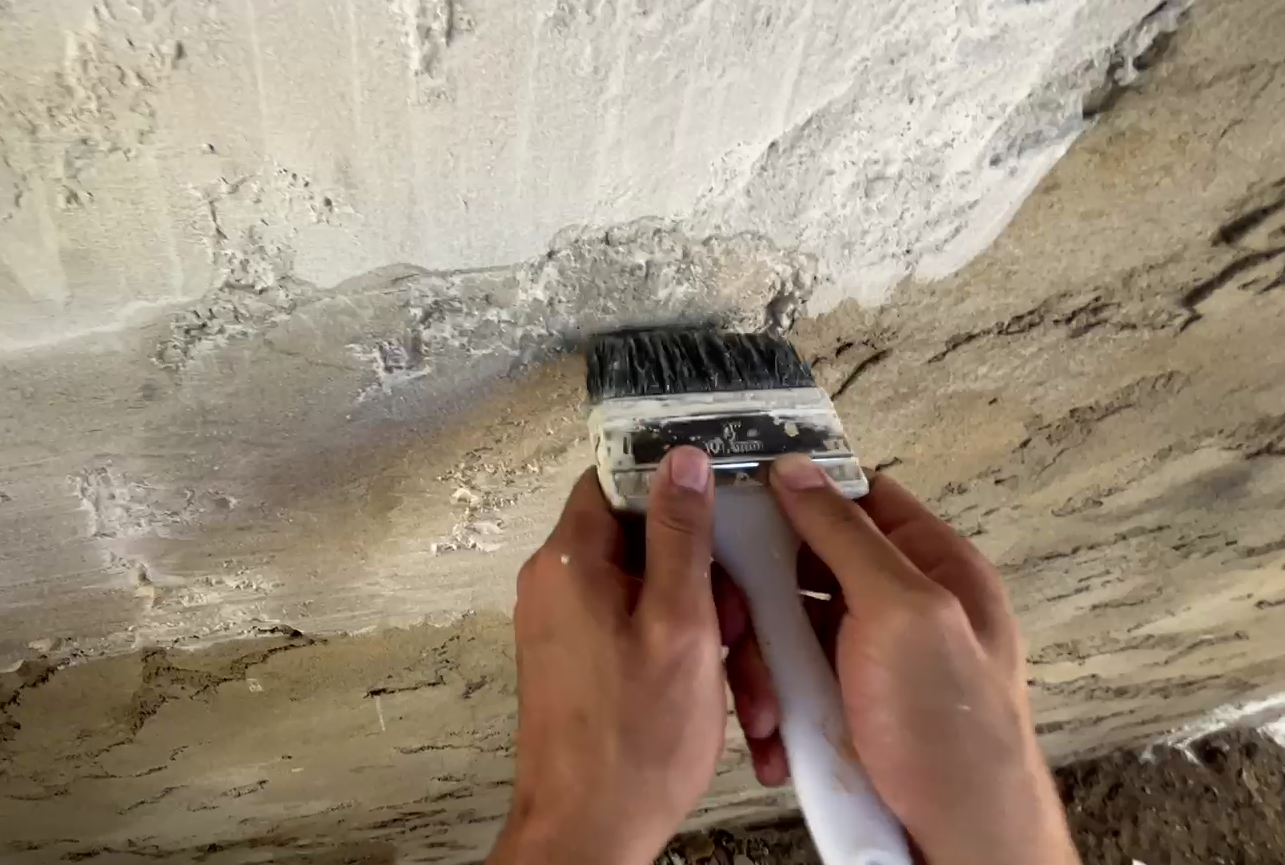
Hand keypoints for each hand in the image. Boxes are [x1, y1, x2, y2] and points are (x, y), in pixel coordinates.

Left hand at [489, 451, 727, 864]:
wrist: (585, 827)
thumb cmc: (637, 734)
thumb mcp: (679, 623)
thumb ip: (681, 535)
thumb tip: (680, 457)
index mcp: (568, 556)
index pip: (610, 481)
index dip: (663, 486)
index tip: (715, 511)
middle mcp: (552, 577)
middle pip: (632, 539)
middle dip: (694, 575)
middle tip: (733, 628)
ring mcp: (557, 615)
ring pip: (637, 587)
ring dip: (692, 620)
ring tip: (732, 677)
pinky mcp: (569, 649)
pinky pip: (624, 621)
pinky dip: (667, 642)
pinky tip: (706, 688)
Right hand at [723, 455, 1078, 864]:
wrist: (956, 854)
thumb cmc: (952, 736)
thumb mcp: (904, 615)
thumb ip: (844, 536)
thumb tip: (792, 467)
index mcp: (932, 564)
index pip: (857, 493)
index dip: (799, 487)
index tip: (739, 491)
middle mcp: (896, 596)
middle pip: (802, 553)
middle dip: (761, 585)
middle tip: (736, 613)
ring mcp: (861, 644)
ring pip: (780, 609)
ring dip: (757, 649)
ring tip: (757, 698)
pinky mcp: (833, 686)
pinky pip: (780, 660)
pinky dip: (765, 686)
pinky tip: (768, 720)